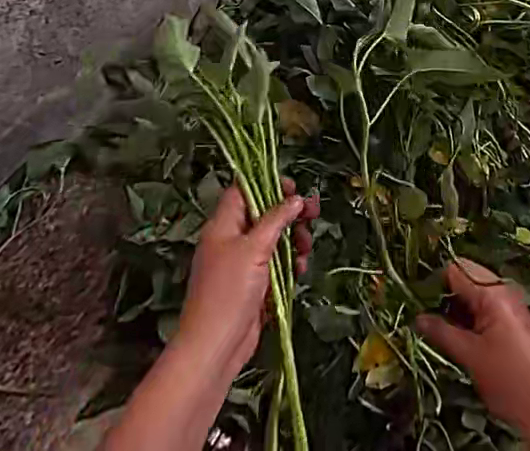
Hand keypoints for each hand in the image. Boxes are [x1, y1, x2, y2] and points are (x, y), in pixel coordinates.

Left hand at [172, 179, 317, 374]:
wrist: (215, 346)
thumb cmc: (229, 291)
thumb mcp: (253, 249)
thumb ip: (275, 220)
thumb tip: (295, 199)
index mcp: (223, 223)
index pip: (244, 189)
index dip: (268, 184)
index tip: (294, 188)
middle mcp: (231, 238)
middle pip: (263, 214)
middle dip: (289, 213)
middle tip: (314, 214)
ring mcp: (242, 262)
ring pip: (272, 239)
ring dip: (292, 240)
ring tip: (306, 247)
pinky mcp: (253, 284)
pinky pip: (274, 264)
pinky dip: (289, 263)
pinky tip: (301, 269)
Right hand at [416, 260, 529, 441]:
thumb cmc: (508, 380)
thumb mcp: (468, 355)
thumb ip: (440, 331)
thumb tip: (417, 318)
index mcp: (492, 293)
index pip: (453, 269)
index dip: (432, 282)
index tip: (415, 299)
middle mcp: (502, 291)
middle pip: (463, 277)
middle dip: (443, 294)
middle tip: (425, 313)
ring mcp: (509, 305)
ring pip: (471, 292)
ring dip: (454, 306)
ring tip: (437, 325)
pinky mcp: (511, 320)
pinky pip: (482, 305)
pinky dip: (467, 315)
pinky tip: (457, 333)